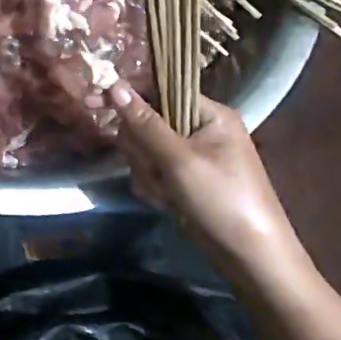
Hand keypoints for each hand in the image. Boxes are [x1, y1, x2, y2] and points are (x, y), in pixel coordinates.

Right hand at [109, 82, 311, 282]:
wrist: (248, 254)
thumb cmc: (221, 198)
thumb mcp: (178, 158)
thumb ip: (144, 122)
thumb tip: (114, 85)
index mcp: (209, 114)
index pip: (159, 89)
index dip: (126, 96)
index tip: (91, 103)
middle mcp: (199, 129)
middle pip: (145, 122)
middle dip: (141, 149)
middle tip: (153, 167)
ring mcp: (190, 155)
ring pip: (143, 149)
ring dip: (146, 171)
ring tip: (166, 191)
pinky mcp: (181, 178)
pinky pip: (149, 170)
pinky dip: (152, 186)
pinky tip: (166, 202)